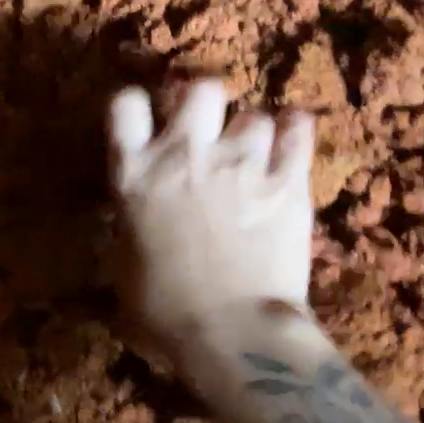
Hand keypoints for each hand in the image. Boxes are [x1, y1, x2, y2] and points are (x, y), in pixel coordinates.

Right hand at [108, 79, 316, 354]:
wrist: (232, 333)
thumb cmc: (161, 304)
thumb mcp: (126, 250)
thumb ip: (134, 214)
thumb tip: (139, 212)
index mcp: (134, 171)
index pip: (125, 104)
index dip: (136, 104)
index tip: (145, 117)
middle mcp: (184, 154)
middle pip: (200, 89)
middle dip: (204, 99)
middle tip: (206, 122)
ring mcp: (240, 165)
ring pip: (254, 114)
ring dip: (251, 129)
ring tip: (252, 148)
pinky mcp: (288, 185)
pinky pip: (298, 133)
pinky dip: (296, 129)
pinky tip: (293, 132)